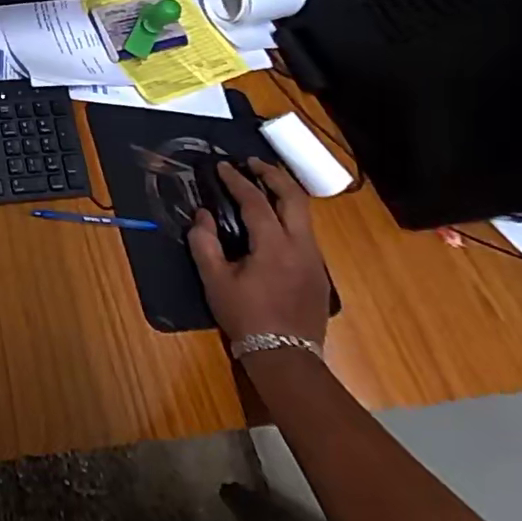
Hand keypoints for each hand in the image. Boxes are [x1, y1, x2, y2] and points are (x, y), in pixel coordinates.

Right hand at [188, 158, 330, 348]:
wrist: (286, 356)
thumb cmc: (245, 317)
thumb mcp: (215, 281)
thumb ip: (205, 243)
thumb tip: (202, 215)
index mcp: (274, 246)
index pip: (256, 202)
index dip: (238, 181)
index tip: (223, 167)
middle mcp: (302, 246)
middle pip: (294, 198)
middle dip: (274, 175)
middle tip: (253, 164)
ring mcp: (315, 260)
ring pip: (305, 215)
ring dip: (284, 194)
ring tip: (263, 186)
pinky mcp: (319, 273)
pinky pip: (305, 234)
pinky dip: (289, 217)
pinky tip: (274, 223)